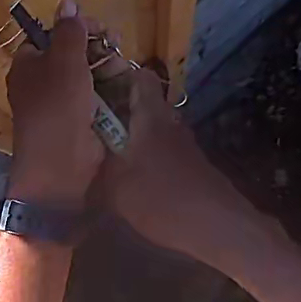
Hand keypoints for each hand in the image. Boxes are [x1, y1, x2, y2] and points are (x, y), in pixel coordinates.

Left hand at [4, 1, 105, 206]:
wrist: (62, 167)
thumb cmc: (57, 108)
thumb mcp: (63, 62)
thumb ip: (69, 31)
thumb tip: (68, 2)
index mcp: (28, 67)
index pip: (50, 37)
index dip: (74, 29)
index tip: (98, 29)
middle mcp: (43, 85)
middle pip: (73, 56)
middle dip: (96, 49)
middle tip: (116, 46)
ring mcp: (63, 106)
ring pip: (88, 77)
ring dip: (108, 69)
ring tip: (124, 67)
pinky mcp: (81, 124)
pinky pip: (97, 99)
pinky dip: (111, 91)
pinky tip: (126, 86)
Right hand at [94, 66, 269, 262]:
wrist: (217, 226)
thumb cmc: (163, 199)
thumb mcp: (117, 187)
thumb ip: (99, 167)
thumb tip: (83, 154)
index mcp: (151, 116)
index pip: (140, 77)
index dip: (117, 75)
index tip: (93, 85)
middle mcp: (170, 123)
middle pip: (144, 104)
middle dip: (117, 110)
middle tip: (88, 125)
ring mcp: (184, 145)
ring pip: (152, 129)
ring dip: (131, 137)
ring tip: (103, 153)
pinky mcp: (191, 166)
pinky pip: (162, 151)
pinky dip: (146, 157)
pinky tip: (130, 178)